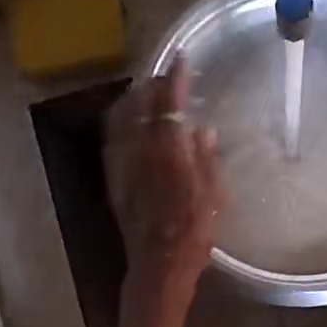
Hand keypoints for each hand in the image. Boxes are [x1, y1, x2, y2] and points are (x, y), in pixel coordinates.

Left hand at [105, 61, 222, 305]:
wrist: (158, 266)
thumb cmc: (193, 235)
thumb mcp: (213, 197)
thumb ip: (207, 160)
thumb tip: (202, 130)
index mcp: (169, 153)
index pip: (169, 104)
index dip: (176, 79)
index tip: (182, 60)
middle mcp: (141, 152)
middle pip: (141, 105)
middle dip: (154, 85)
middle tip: (169, 78)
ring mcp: (122, 165)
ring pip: (121, 119)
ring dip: (135, 100)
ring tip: (148, 94)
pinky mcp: (114, 179)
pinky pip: (113, 139)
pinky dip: (122, 122)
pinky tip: (130, 123)